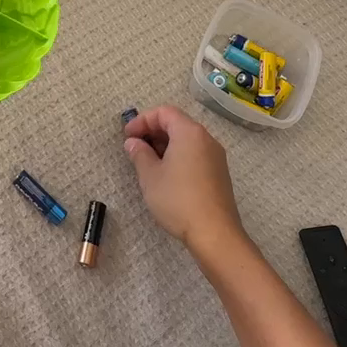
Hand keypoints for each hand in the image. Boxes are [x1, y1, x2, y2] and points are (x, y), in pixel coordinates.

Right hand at [123, 106, 245, 253]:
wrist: (215, 233)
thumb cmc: (178, 200)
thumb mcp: (150, 176)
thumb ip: (139, 153)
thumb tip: (133, 142)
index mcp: (189, 133)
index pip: (164, 112)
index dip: (142, 120)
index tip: (127, 136)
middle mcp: (206, 139)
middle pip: (177, 123)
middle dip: (153, 132)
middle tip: (135, 148)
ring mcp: (216, 156)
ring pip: (186, 140)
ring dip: (165, 145)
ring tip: (148, 163)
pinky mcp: (219, 173)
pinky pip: (195, 153)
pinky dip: (178, 156)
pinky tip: (167, 175)